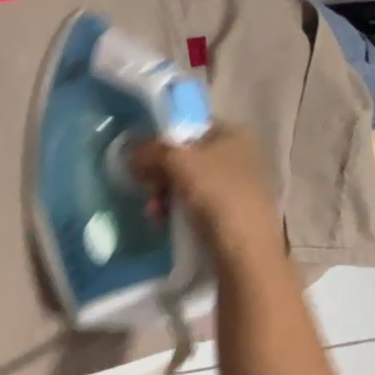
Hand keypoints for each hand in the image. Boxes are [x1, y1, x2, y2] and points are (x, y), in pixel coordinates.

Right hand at [131, 125, 281, 250]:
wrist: (244, 248)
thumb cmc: (216, 195)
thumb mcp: (177, 161)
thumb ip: (151, 149)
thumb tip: (130, 151)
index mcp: (233, 134)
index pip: (187, 126)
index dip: (160, 138)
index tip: (140, 155)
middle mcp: (237, 154)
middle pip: (182, 155)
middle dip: (157, 171)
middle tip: (144, 184)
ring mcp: (234, 182)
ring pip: (183, 180)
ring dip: (161, 192)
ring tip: (152, 209)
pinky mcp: (228, 208)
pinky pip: (191, 200)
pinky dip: (173, 208)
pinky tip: (162, 219)